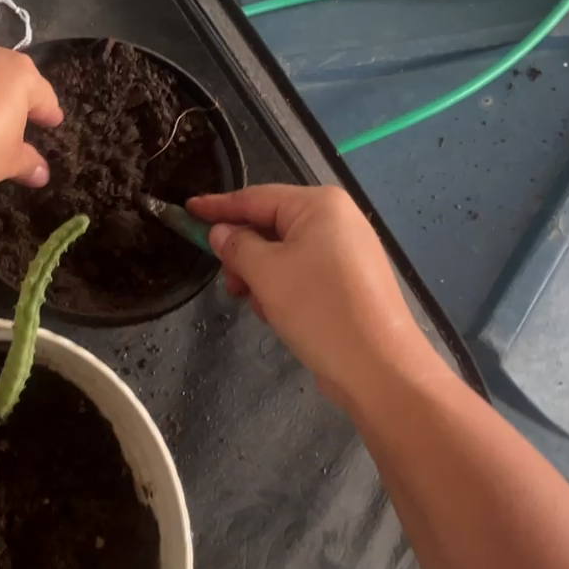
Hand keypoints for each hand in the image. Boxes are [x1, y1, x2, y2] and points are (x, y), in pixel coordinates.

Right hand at [189, 185, 429, 400]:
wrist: (380, 370)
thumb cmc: (319, 309)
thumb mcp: (265, 273)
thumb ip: (235, 245)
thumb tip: (220, 232)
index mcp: (319, 205)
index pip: (255, 198)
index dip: (218, 206)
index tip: (188, 209)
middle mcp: (337, 220)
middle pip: (269, 225)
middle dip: (242, 253)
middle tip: (228, 281)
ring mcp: (347, 252)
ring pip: (283, 252)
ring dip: (260, 275)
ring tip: (257, 304)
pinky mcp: (350, 282)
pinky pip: (302, 272)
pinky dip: (282, 287)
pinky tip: (278, 314)